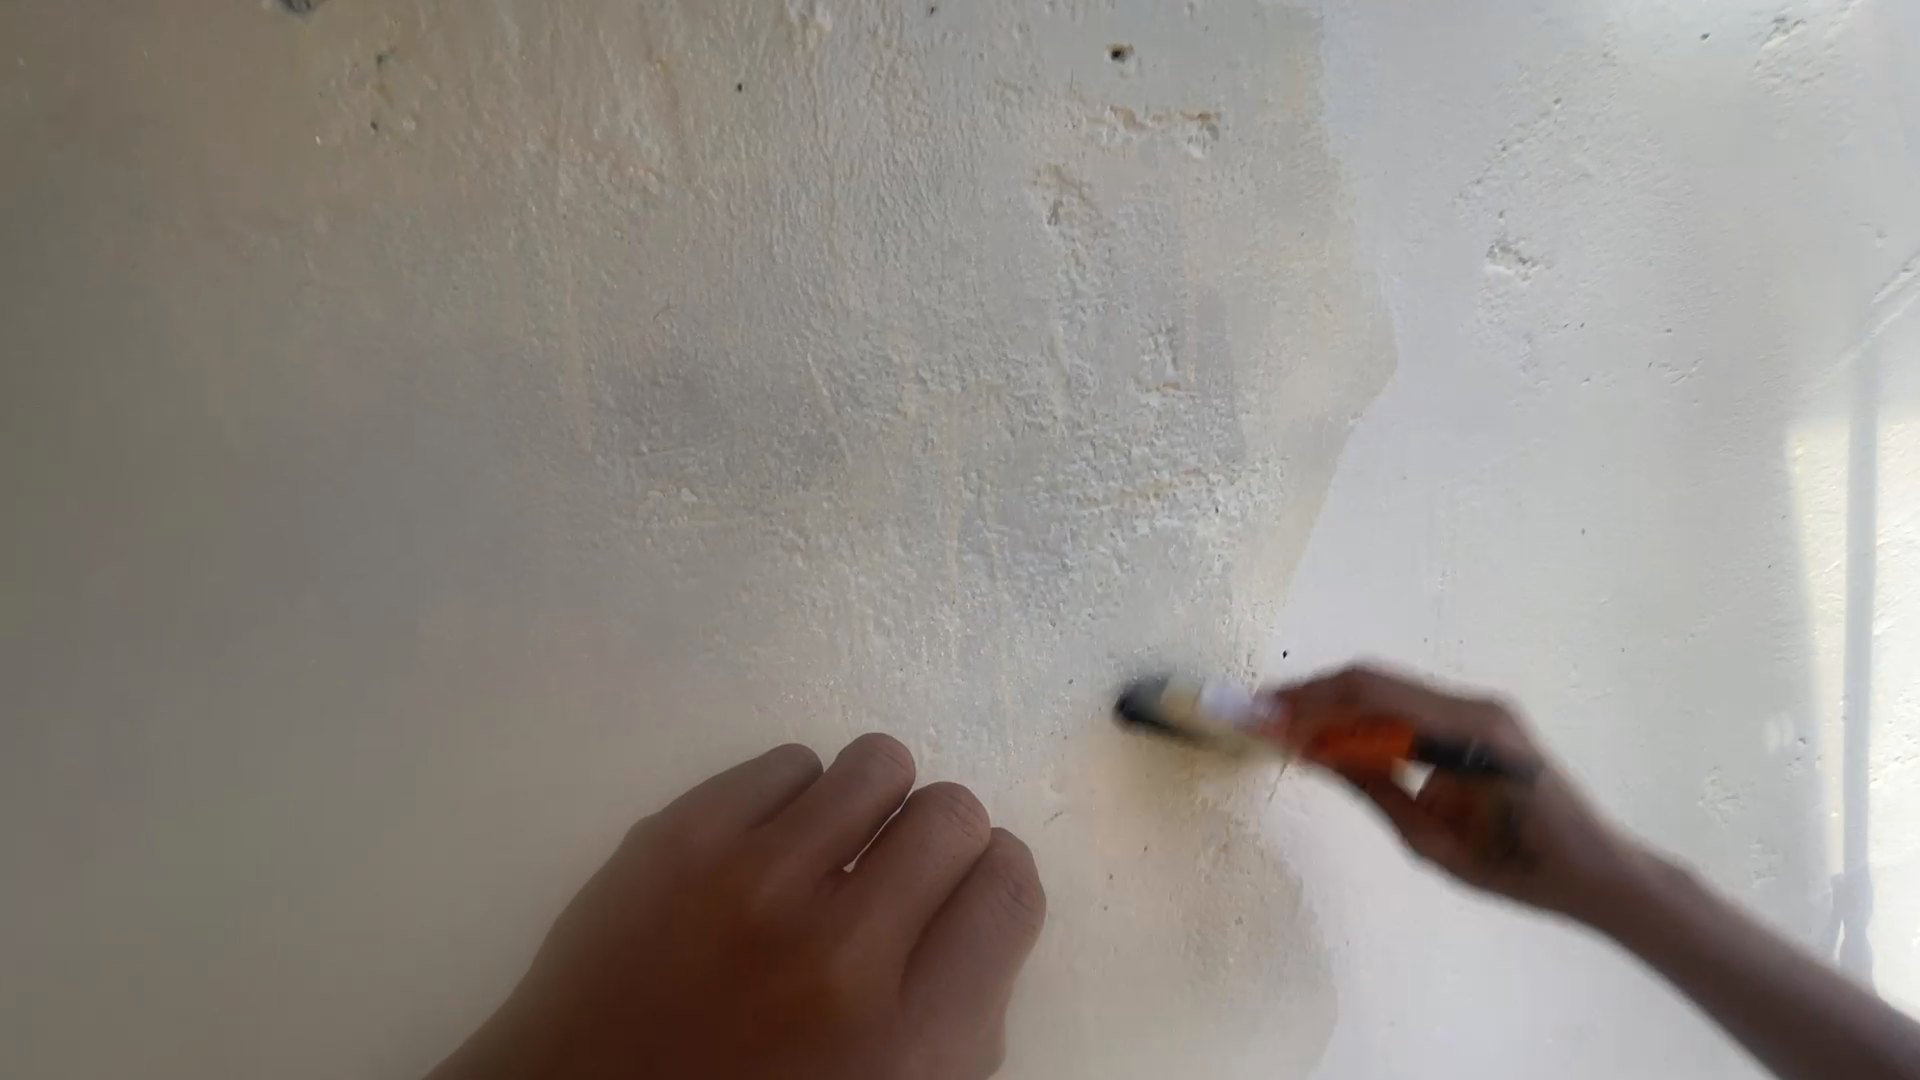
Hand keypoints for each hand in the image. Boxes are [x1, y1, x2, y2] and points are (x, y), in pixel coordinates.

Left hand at [429, 735, 1045, 1079]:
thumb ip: (959, 1014)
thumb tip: (974, 903)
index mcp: (906, 1048)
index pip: (1008, 890)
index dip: (995, 879)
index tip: (965, 889)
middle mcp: (837, 955)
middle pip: (953, 812)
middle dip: (940, 837)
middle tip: (896, 873)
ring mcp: (748, 882)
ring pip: (877, 761)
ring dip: (870, 804)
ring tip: (830, 851)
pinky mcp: (675, 837)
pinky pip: (789, 761)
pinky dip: (791, 801)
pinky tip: (758, 852)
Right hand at [1269, 664, 1642, 921]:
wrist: (1599, 872)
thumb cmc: (1521, 871)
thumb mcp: (1432, 842)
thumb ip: (1371, 788)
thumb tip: (1310, 752)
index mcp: (1469, 735)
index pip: (1371, 699)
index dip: (1311, 705)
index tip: (1266, 719)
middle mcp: (1472, 705)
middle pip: (1372, 680)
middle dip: (1311, 694)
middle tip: (1263, 713)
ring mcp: (1476, 705)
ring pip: (1383, 685)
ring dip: (1331, 700)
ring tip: (1287, 721)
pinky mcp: (1474, 714)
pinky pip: (1403, 702)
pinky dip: (1360, 712)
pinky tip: (1333, 730)